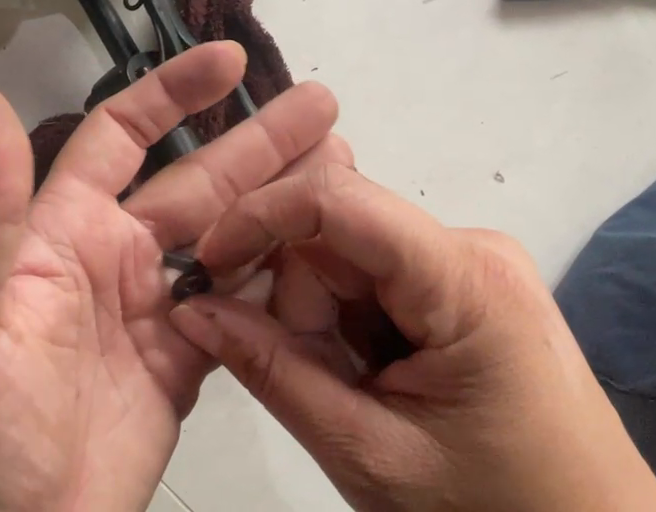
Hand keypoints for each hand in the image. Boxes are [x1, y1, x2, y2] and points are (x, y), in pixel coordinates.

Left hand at [0, 42, 343, 511]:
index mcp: (59, 225)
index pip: (119, 136)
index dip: (170, 94)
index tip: (228, 61)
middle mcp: (109, 252)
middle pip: (194, 180)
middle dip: (254, 142)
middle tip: (321, 105)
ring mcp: (151, 308)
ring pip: (225, 237)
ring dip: (278, 201)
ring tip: (343, 164)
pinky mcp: (182, 363)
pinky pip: (239, 307)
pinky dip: (279, 279)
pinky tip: (325, 254)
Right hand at [167, 163, 655, 511]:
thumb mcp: (371, 456)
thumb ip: (272, 372)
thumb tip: (186, 306)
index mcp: (464, 278)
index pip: (337, 199)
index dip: (258, 216)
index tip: (207, 265)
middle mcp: (468, 246)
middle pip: (333, 232)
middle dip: (295, 297)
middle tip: (309, 377)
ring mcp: (469, 263)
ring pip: (343, 255)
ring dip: (319, 318)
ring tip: (351, 393)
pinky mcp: (462, 286)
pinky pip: (370, 277)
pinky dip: (344, 323)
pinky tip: (366, 376)